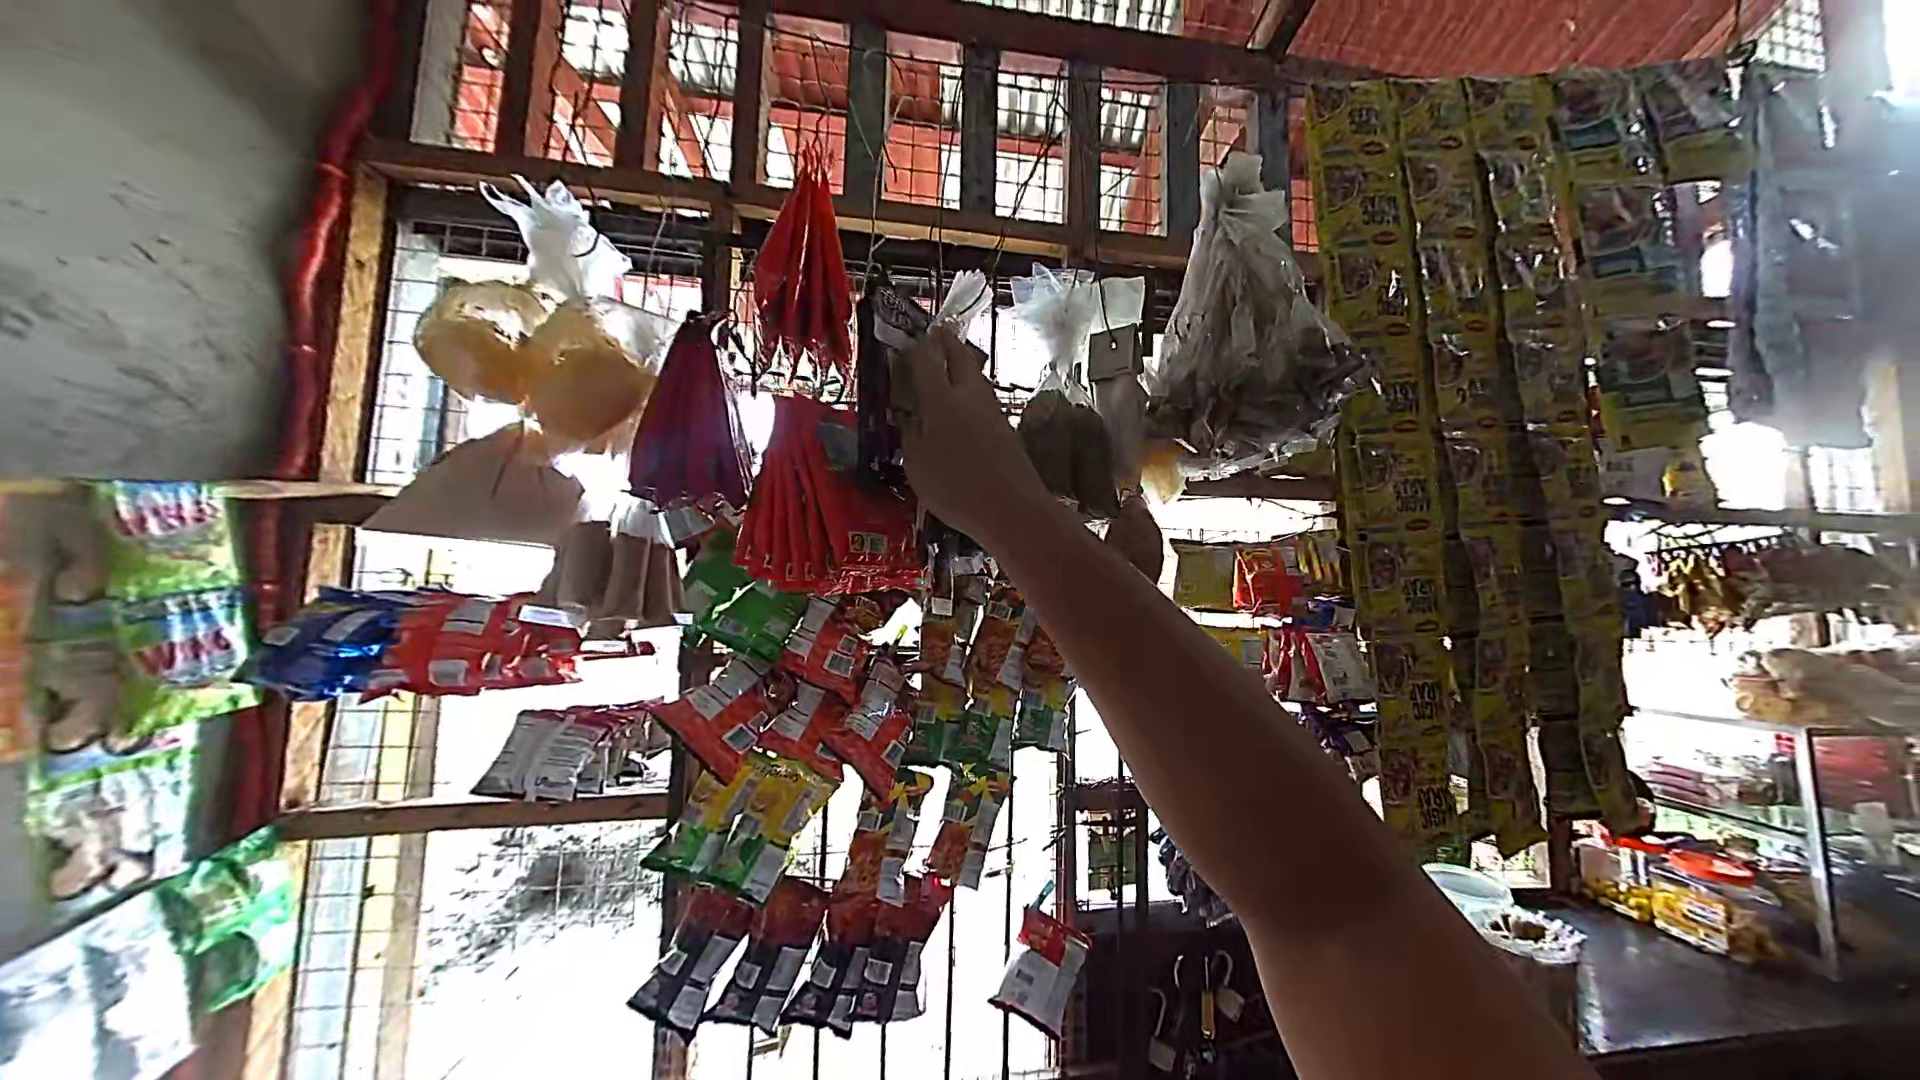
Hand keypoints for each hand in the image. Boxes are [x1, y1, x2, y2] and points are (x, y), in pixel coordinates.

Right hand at [896, 328, 1054, 548]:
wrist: (1013, 509)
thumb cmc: (957, 490)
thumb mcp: (918, 468)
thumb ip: (911, 438)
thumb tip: (910, 421)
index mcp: (941, 400)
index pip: (925, 360)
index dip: (914, 349)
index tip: (906, 346)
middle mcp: (970, 396)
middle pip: (960, 356)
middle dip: (946, 342)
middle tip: (936, 335)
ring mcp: (993, 410)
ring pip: (976, 377)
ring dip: (962, 366)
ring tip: (948, 369)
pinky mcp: (1006, 428)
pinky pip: (984, 400)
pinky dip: (972, 393)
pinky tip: (964, 407)